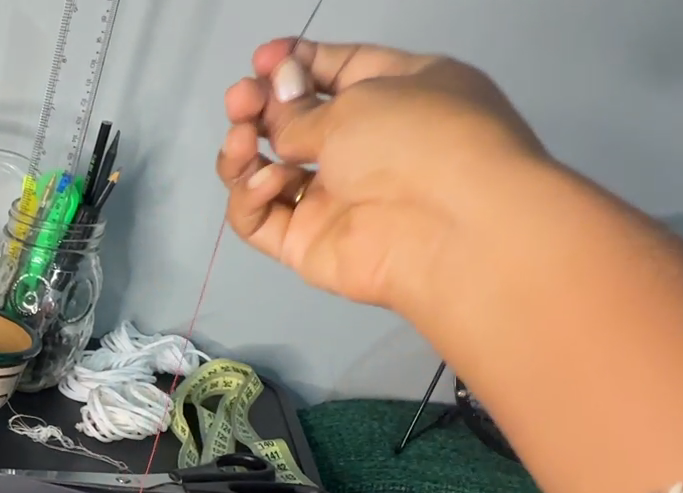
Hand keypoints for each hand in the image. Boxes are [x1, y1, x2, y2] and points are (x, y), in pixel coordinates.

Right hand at [216, 39, 550, 312]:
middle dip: (259, 108)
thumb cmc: (420, 141)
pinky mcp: (303, 242)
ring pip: (266, 173)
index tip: (261, 59)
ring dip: (243, 154)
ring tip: (240, 142)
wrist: (444, 228)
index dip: (295, 64)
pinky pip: (261, 219)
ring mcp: (328, 198)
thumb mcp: (358, 101)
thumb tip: (272, 106)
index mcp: (394, 94)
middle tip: (238, 101)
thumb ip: (300, 110)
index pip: (336, 72)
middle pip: (292, 124)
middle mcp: (360, 147)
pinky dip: (252, 199)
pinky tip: (266, 183)